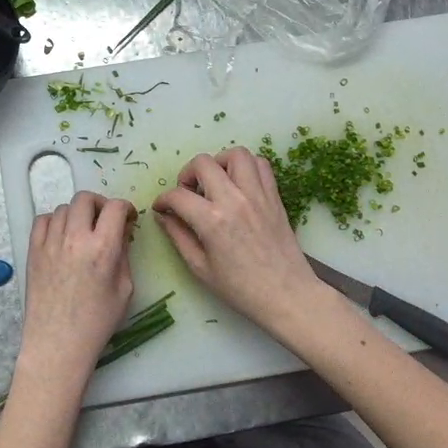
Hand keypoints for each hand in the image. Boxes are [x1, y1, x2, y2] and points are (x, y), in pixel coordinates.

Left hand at [17, 191, 136, 391]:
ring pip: (64, 208)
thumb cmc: (97, 322)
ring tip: (83, 232)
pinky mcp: (33, 251)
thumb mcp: (124, 289)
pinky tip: (62, 236)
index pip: (115, 208)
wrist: (58, 342)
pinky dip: (55, 222)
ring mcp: (50, 243)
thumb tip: (122, 233)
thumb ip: (123, 255)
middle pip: (85, 199)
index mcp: (103, 248)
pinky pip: (43, 220)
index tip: (128, 219)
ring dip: (78, 214)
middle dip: (100, 205)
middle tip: (105, 221)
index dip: (126, 208)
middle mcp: (75, 238)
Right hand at [152, 148, 327, 331]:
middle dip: (187, 174)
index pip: (178, 196)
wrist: (286, 294)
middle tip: (188, 193)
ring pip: (236, 154)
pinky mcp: (275, 196)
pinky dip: (246, 167)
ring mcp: (258, 194)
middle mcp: (235, 199)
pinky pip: (261, 164)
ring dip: (219, 163)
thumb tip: (163, 216)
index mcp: (212, 221)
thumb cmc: (240, 289)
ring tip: (215, 182)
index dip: (163, 200)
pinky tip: (238, 184)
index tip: (162, 208)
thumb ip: (178, 236)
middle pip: (203, 163)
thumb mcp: (200, 268)